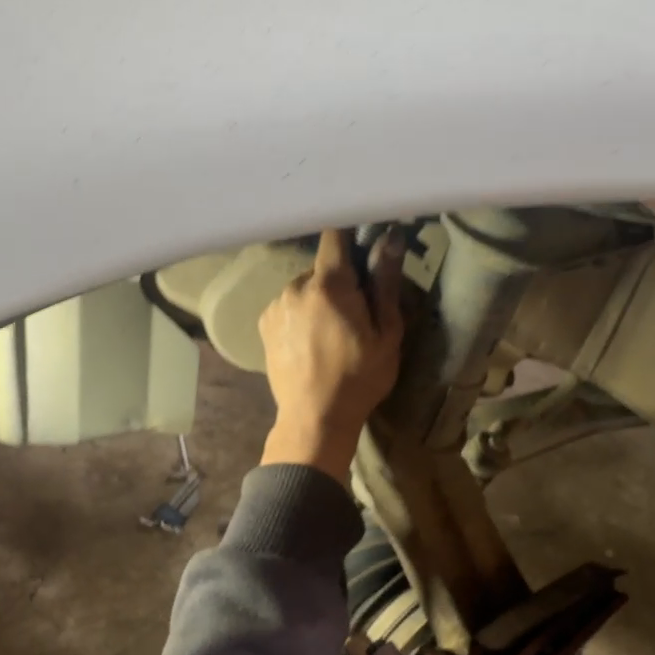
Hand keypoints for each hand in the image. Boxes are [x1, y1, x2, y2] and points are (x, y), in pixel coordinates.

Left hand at [257, 228, 406, 482]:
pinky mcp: (264, 325)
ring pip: (304, 288)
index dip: (350, 235)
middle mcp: (295, 286)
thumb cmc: (359, 377)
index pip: (335, 236)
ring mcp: (276, 306)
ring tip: (333, 333)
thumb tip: (389, 238)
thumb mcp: (386, 333)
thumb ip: (385, 282)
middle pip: (322, 268)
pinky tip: (312, 342)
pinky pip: (289, 307)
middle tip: (357, 311)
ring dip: (319, 299)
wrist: (315, 419)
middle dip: (340, 281)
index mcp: (328, 284)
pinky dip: (301, 315)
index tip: (363, 243)